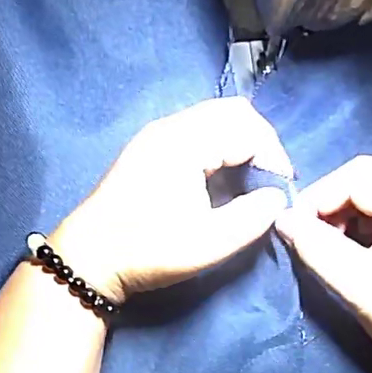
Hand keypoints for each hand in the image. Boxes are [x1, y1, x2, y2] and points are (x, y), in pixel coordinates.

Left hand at [49, 98, 292, 302]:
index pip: (248, 128)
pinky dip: (219, 149)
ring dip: (240, 146)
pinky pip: (197, 133)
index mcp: (185, 141)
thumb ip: (252, 217)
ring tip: (249, 183)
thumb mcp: (209, 242)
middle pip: (233, 113)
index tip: (282, 191)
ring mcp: (156, 135)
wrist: (89, 259)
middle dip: (260, 144)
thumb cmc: (148, 250)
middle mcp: (170, 127)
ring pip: (214, 120)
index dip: (274, 157)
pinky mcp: (149, 150)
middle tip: (269, 181)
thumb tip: (277, 197)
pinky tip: (220, 183)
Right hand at [276, 156, 371, 372]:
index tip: (292, 229)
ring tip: (328, 248)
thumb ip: (314, 246)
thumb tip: (282, 219)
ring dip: (344, 216)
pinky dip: (362, 227)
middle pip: (368, 178)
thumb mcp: (356, 282)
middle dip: (331, 205)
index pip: (358, 175)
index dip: (319, 198)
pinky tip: (351, 253)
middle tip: (307, 237)